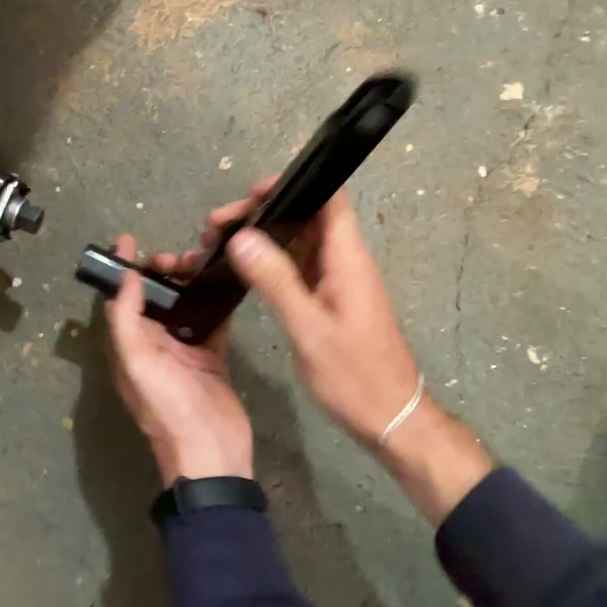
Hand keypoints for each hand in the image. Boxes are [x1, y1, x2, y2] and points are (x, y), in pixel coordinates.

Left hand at [104, 234, 253, 486]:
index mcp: (129, 346)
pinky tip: (224, 281)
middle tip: (177, 257)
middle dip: (160, 271)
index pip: (120, 298)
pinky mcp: (212, 356)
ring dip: (188, 282)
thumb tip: (125, 277)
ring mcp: (184, 350)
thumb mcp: (138, 363)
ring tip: (200, 264)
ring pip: (182, 305)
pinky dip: (216, 301)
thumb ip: (127, 320)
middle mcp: (153, 344)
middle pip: (153, 298)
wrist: (213, 454)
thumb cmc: (169, 407)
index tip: (128, 238)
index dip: (122, 268)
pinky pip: (212, 321)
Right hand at [208, 178, 418, 446]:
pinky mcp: (328, 299)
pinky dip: (268, 260)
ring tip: (215, 243)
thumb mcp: (309, 330)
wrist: (391, 421)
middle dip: (261, 211)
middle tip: (216, 224)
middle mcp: (344, 262)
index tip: (252, 192)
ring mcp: (336, 281)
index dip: (293, 185)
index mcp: (348, 260)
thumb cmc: (355, 376)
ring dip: (260, 236)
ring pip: (297, 241)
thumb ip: (276, 280)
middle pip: (305, 217)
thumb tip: (241, 236)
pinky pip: (296, 265)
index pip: (329, 200)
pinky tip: (238, 268)